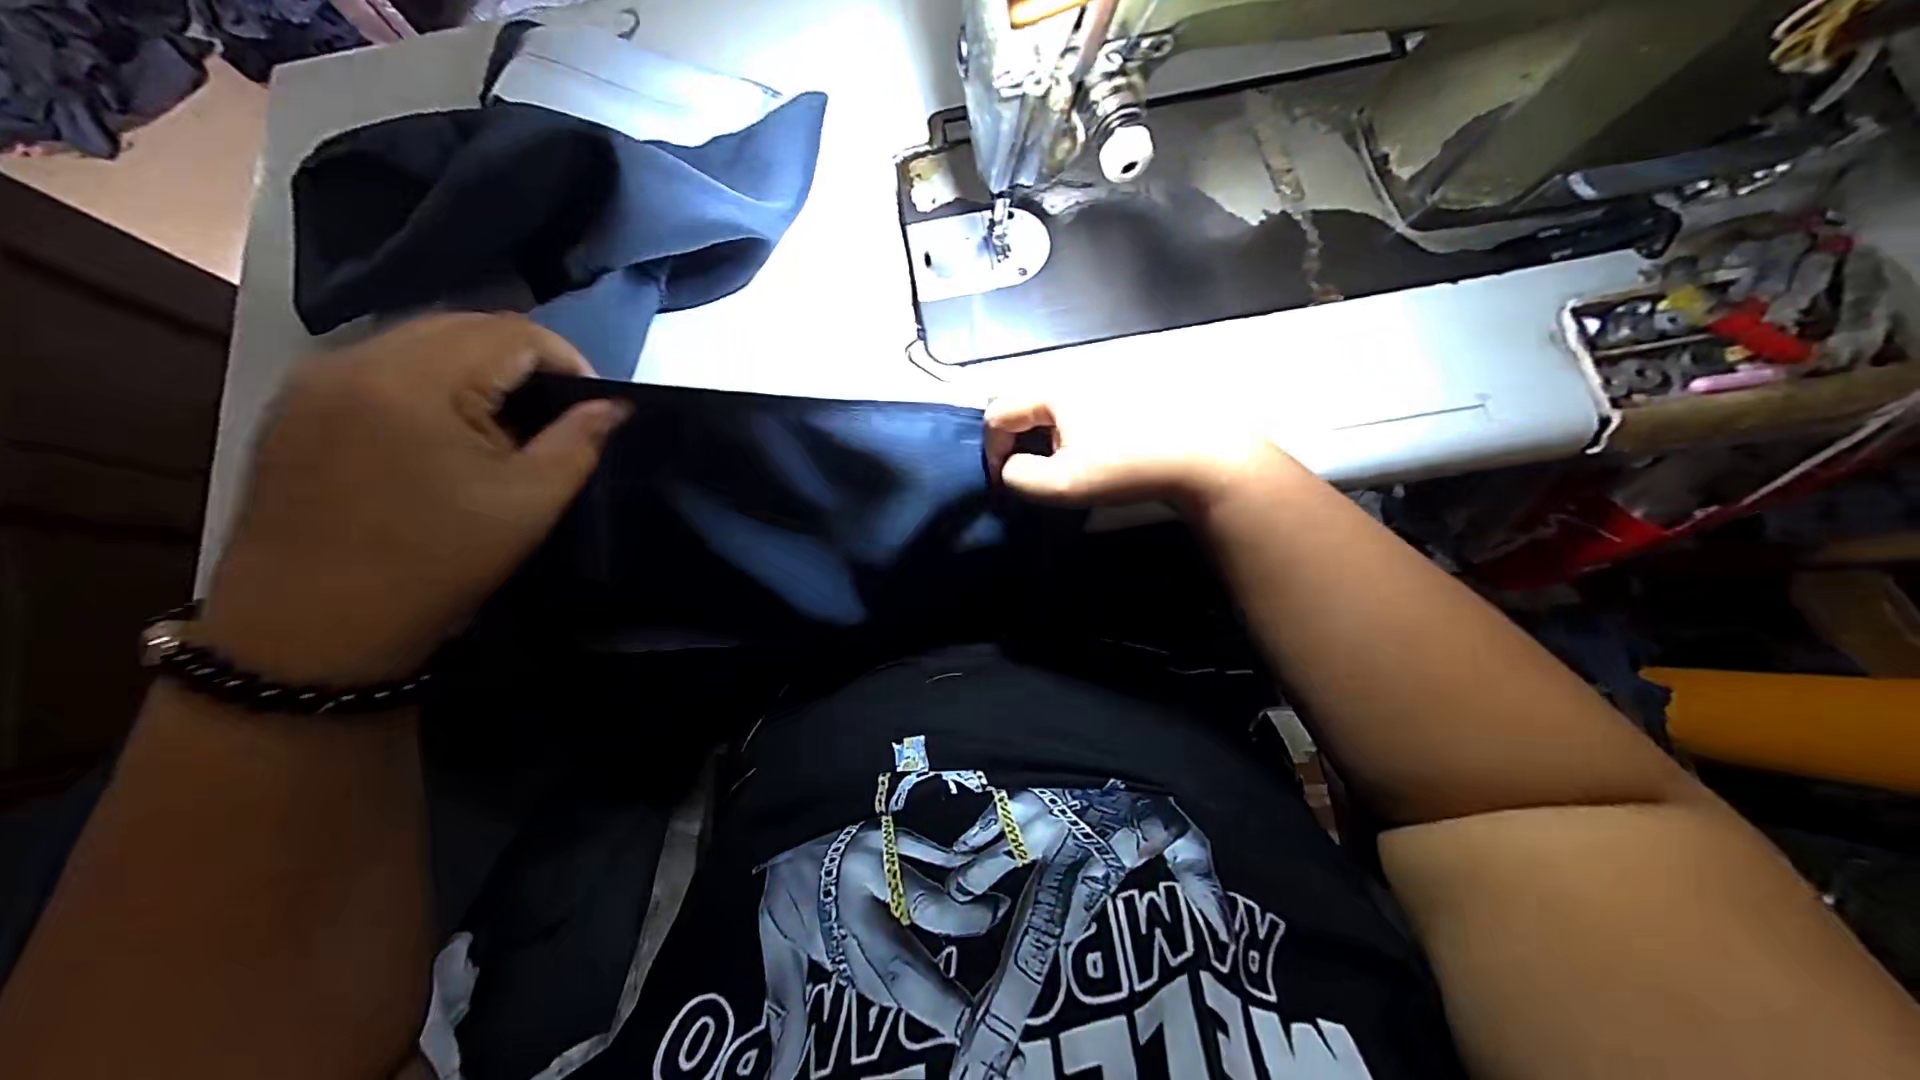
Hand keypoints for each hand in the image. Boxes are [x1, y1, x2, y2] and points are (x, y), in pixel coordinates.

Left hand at [199, 314, 629, 684]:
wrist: (313, 627)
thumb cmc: (436, 563)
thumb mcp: (529, 503)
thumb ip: (579, 441)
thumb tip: (615, 405)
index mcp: (416, 380)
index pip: (512, 332)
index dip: (566, 359)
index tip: (591, 405)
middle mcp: (357, 360)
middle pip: (463, 326)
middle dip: (523, 358)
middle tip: (555, 412)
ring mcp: (317, 380)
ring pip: (420, 342)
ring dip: (476, 367)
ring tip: (506, 421)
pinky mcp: (297, 406)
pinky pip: (383, 367)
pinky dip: (431, 381)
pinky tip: (447, 431)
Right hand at [984, 388, 1289, 507]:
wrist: (1200, 458)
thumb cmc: (1125, 468)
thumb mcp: (1062, 484)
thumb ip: (1018, 478)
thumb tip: (1011, 468)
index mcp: (1052, 389)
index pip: (998, 414)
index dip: (991, 451)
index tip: (1003, 484)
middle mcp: (1072, 374)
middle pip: (1021, 402)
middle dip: (1013, 439)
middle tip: (1022, 472)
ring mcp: (1100, 378)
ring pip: (1049, 404)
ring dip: (1040, 436)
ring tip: (1057, 467)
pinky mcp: (1124, 389)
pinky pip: (1076, 405)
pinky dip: (1066, 429)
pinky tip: (1088, 454)